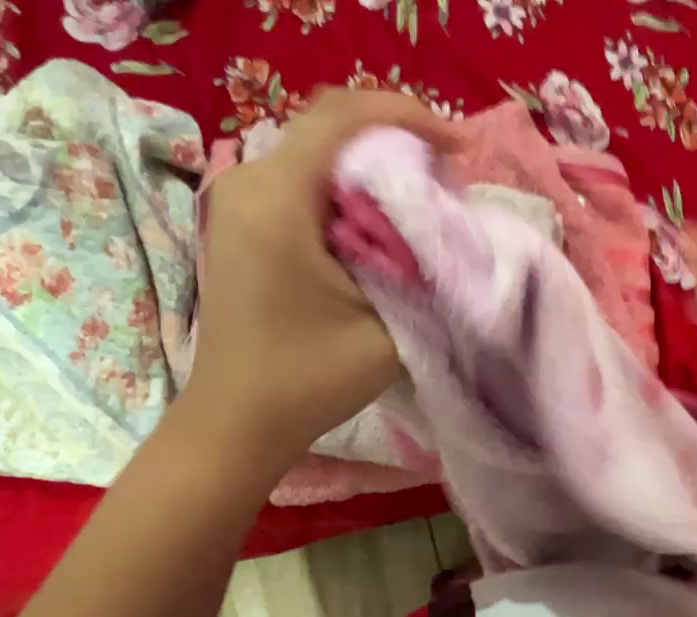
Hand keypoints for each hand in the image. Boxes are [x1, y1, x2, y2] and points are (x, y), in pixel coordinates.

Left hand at [176, 89, 453, 473]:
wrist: (238, 420)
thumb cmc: (308, 379)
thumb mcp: (387, 331)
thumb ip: (423, 275)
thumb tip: (451, 237)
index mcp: (279, 198)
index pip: (344, 116)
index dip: (409, 117)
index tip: (458, 148)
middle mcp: (248, 182)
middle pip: (329, 127)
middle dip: (395, 143)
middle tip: (445, 181)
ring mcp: (238, 200)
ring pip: (317, 154)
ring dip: (372, 170)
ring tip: (420, 204)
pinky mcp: (242, 223)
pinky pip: (302, 182)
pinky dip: (345, 192)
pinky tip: (378, 227)